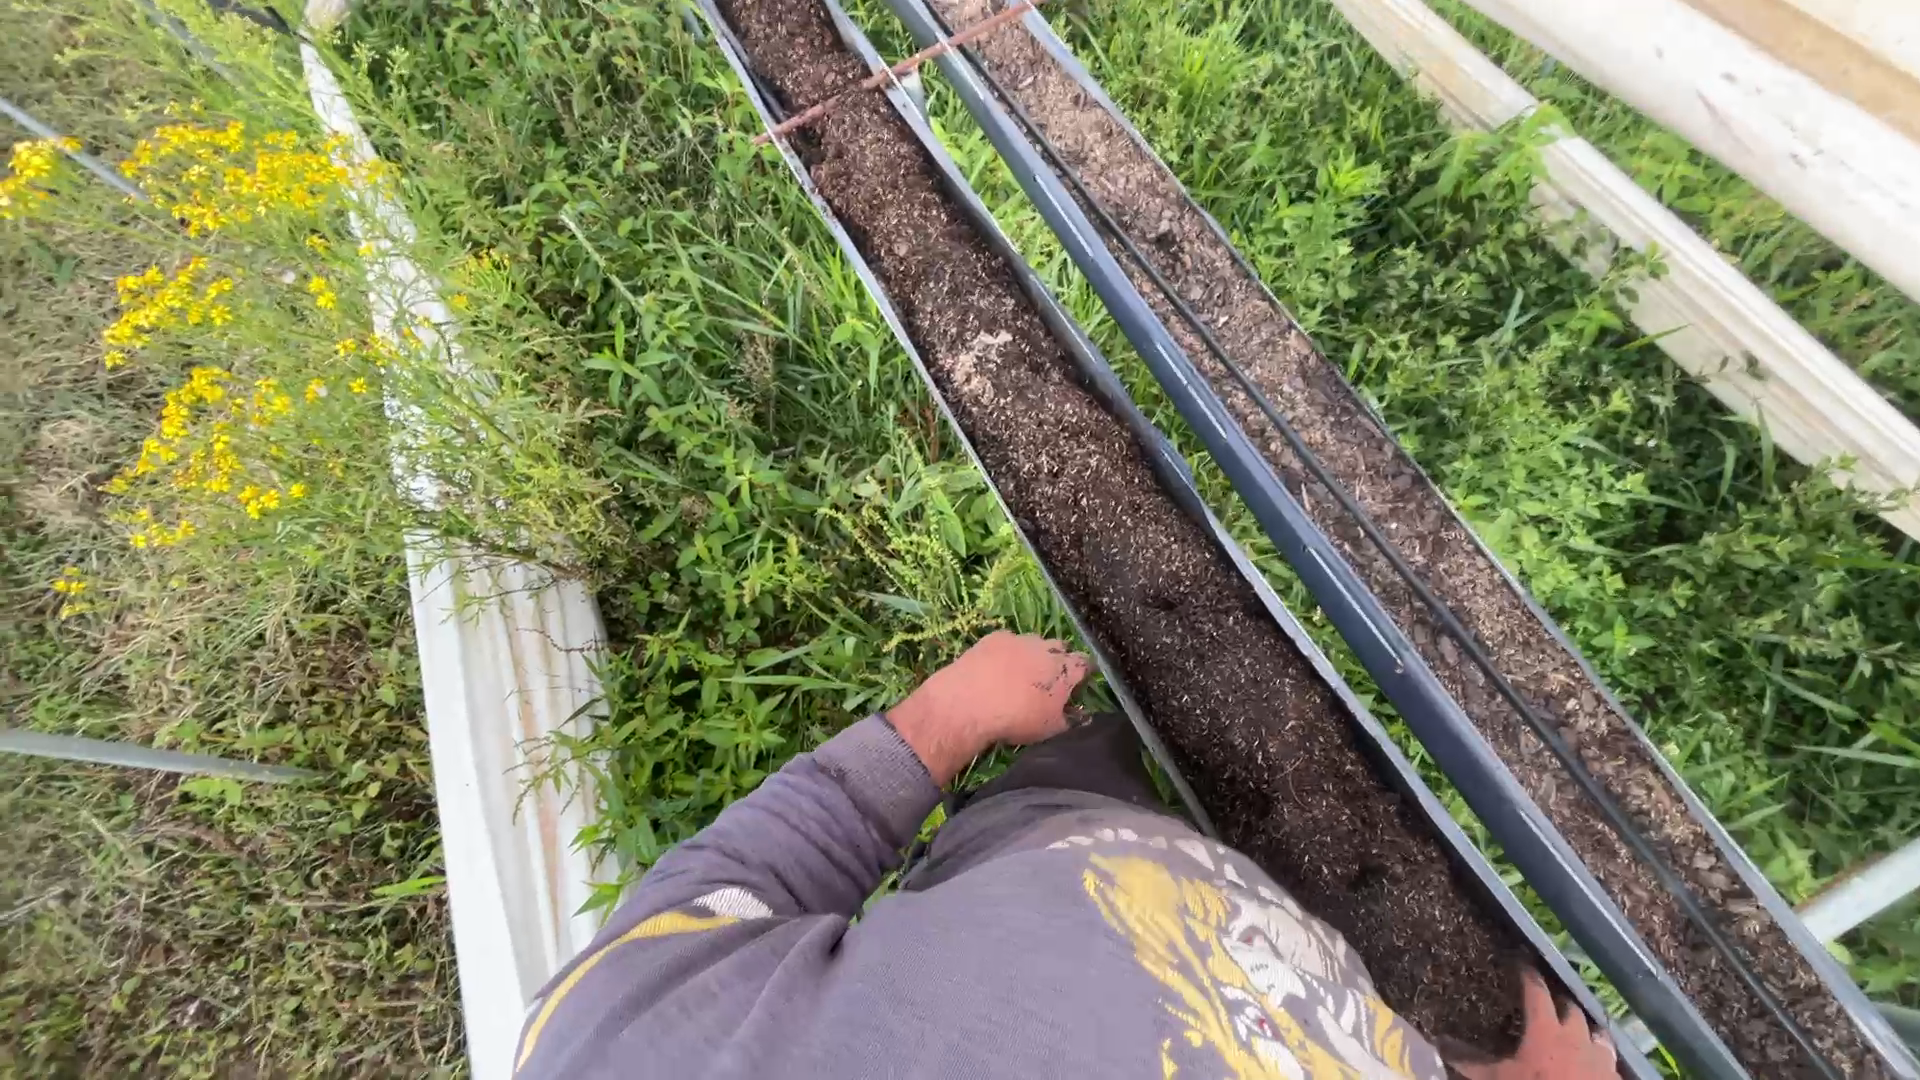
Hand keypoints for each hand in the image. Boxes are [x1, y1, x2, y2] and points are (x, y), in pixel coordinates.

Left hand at [886, 631, 1090, 784]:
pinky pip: (1007, 642)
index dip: (1084, 673)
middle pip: (1060, 648)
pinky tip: (995, 668)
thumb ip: (1068, 720)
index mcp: (1066, 669)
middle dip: (1058, 660)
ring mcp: (1020, 639)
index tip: (1078, 685)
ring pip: (1033, 642)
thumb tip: (1077, 717)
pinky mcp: (994, 637)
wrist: (971, 702)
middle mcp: (1047, 647)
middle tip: (1047, 681)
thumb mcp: (1051, 729)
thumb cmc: (1017, 719)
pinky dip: (1006, 652)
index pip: (1086, 664)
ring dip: (1031, 654)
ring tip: (1018, 675)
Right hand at [1453, 969, 1616, 1079]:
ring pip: (1600, 1035)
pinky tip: (1597, 1066)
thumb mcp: (1497, 1078)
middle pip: (1572, 1010)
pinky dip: (1604, 1061)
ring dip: (1588, 1029)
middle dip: (1560, 1001)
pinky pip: (1614, 1066)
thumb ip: (1470, 1060)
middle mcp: (1577, 1039)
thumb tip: (1438, 1040)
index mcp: (1547, 1030)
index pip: (1536, 992)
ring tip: (1580, 1029)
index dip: (1528, 975)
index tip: (1521, 961)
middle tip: (1549, 1000)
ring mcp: (1603, 1062)